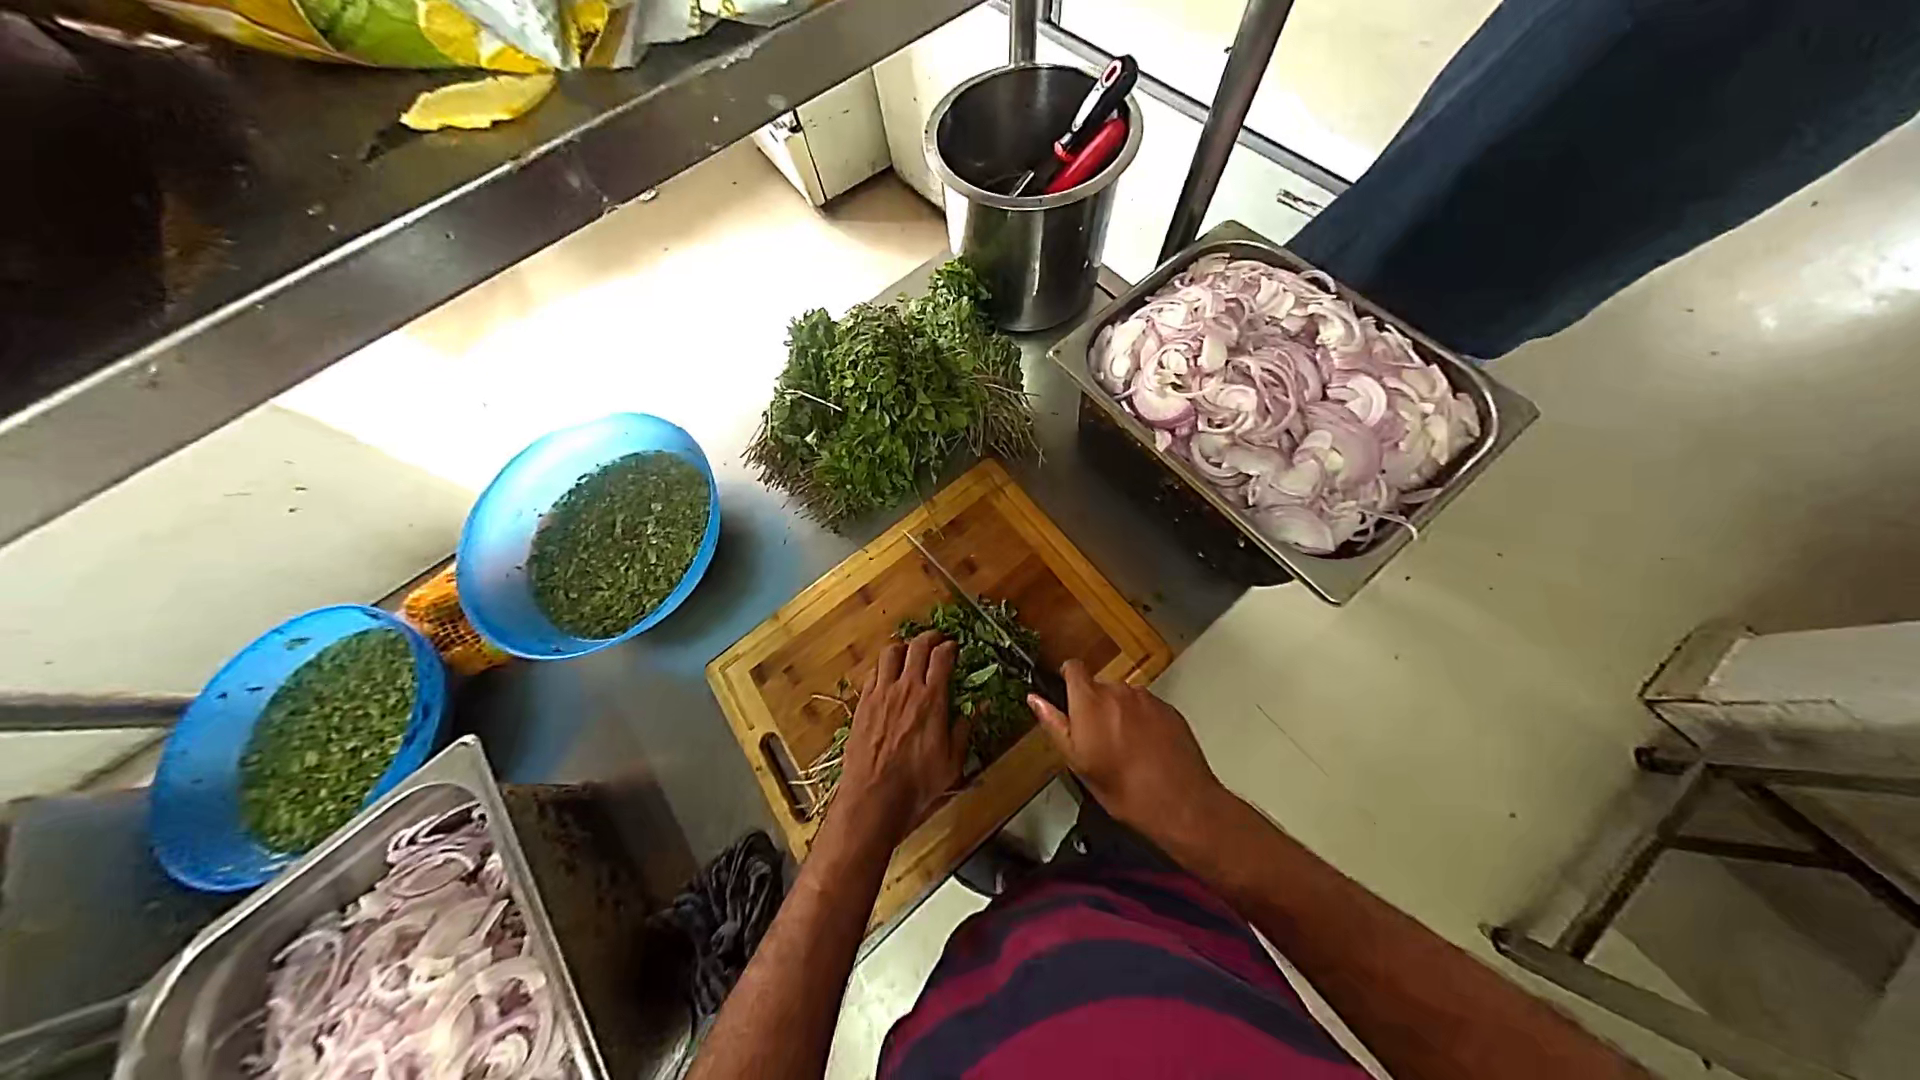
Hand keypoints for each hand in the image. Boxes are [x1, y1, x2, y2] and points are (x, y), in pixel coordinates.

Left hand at [832, 631, 965, 843]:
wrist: (874, 796)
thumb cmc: (917, 783)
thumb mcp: (952, 761)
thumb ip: (964, 729)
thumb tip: (978, 708)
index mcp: (932, 699)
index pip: (942, 657)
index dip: (950, 647)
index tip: (954, 647)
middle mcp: (906, 689)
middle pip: (917, 647)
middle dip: (929, 637)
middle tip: (936, 640)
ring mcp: (881, 694)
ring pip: (890, 653)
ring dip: (903, 647)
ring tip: (909, 652)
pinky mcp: (862, 703)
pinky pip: (872, 673)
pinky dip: (882, 668)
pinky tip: (887, 676)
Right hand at [1027, 661, 1231, 846]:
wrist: (1178, 802)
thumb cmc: (1124, 787)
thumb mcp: (1076, 760)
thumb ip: (1054, 723)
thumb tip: (1036, 701)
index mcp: (1090, 700)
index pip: (1073, 667)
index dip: (1067, 678)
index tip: (1067, 692)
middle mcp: (1118, 691)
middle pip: (1099, 687)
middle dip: (1095, 706)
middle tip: (1096, 738)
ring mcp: (1147, 699)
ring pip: (1124, 699)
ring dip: (1120, 714)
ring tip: (1124, 749)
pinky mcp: (1169, 710)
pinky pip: (1148, 709)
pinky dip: (1144, 722)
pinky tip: (1145, 750)